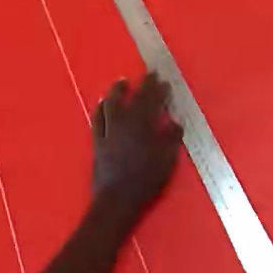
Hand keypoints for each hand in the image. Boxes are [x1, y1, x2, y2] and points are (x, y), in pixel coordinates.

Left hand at [91, 73, 183, 218]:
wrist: (118, 198)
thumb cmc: (147, 180)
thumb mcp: (167, 160)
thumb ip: (171, 138)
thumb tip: (175, 122)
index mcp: (143, 124)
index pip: (152, 100)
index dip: (159, 89)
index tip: (164, 80)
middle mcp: (124, 122)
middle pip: (134, 98)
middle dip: (143, 85)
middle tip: (149, 74)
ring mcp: (108, 130)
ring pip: (111, 103)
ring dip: (117, 90)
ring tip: (122, 81)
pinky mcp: (97, 140)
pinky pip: (97, 118)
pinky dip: (100, 108)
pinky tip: (101, 103)